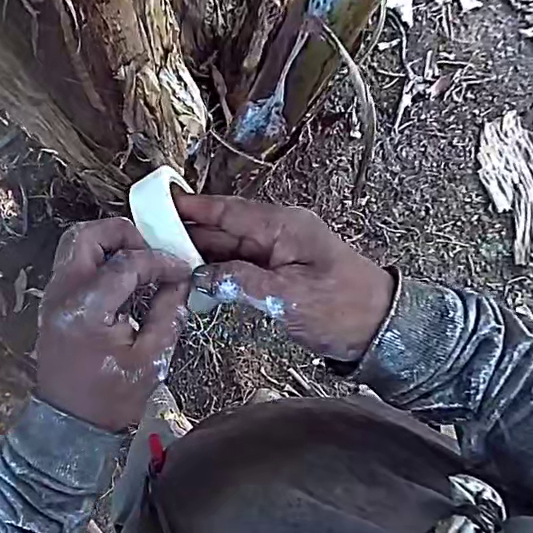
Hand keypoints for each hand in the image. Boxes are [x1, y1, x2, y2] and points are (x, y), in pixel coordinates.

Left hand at [35, 218, 192, 430]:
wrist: (69, 424)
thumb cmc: (110, 398)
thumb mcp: (151, 360)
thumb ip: (168, 314)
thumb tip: (179, 282)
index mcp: (86, 310)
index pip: (126, 263)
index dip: (159, 261)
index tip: (181, 270)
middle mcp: (62, 295)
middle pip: (87, 235)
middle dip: (124, 234)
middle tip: (152, 251)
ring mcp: (52, 297)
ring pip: (75, 245)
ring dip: (109, 245)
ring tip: (140, 264)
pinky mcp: (53, 303)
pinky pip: (73, 265)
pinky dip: (99, 261)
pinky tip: (124, 280)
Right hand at [174, 194, 393, 361]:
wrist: (382, 329)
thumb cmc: (344, 309)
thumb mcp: (288, 298)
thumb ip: (241, 283)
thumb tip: (201, 275)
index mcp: (283, 226)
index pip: (228, 211)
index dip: (192, 207)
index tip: (160, 202)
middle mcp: (278, 231)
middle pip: (224, 226)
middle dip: (188, 230)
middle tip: (150, 235)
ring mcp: (278, 250)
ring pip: (228, 245)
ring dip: (199, 251)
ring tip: (163, 256)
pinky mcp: (278, 269)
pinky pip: (239, 262)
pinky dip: (216, 268)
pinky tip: (194, 276)